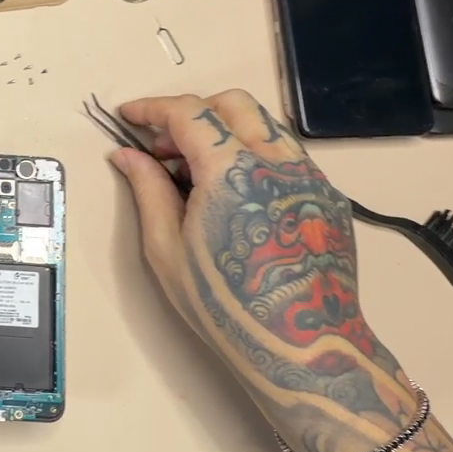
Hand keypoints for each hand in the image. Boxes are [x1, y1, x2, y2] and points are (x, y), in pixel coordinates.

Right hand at [107, 91, 404, 450]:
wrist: (304, 347)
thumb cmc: (225, 305)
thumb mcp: (167, 249)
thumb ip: (148, 190)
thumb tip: (127, 156)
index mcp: (233, 174)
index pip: (189, 113)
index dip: (152, 108)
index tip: (128, 116)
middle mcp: (278, 163)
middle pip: (231, 104)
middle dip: (189, 113)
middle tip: (160, 148)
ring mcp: (309, 177)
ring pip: (261, 124)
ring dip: (220, 132)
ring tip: (193, 173)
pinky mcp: (325, 195)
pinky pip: (282, 153)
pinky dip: (247, 153)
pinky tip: (229, 194)